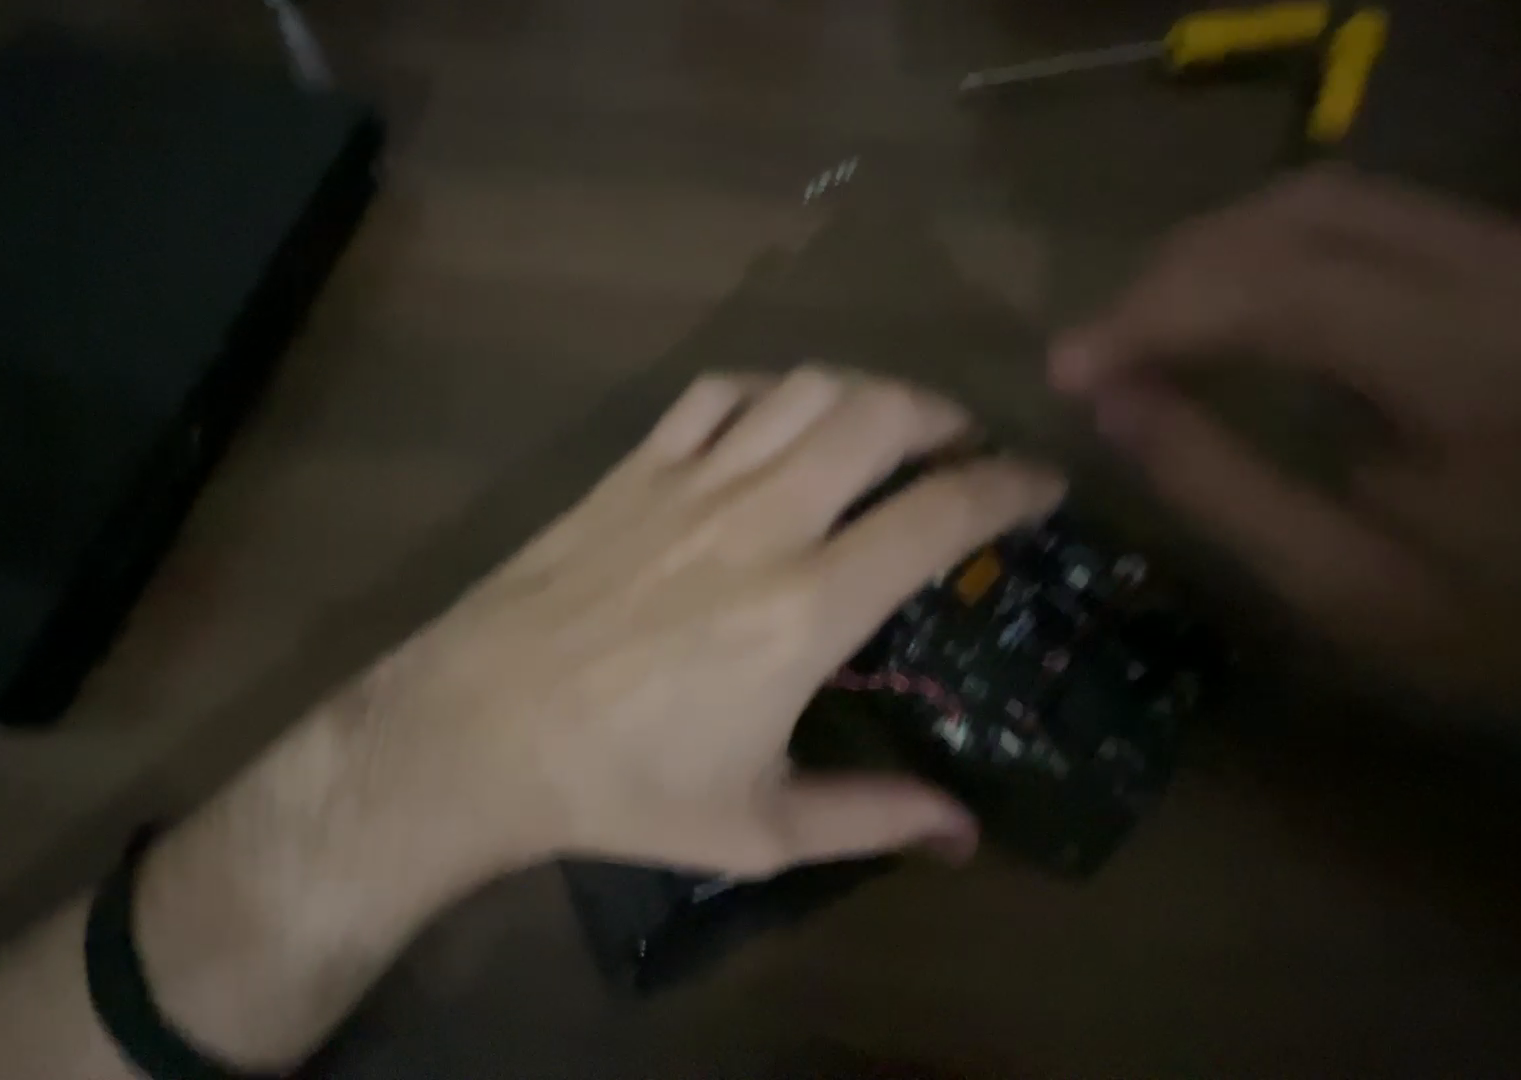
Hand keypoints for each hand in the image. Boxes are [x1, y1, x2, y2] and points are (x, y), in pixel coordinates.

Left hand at [336, 366, 1063, 879]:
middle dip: (943, 415)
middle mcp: (761, 521)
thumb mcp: (757, 827)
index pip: (937, 516)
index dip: (1007, 486)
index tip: (1040, 483)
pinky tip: (779, 419)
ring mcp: (691, 481)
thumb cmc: (620, 787)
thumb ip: (870, 819)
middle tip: (963, 446)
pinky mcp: (633, 469)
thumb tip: (962, 830)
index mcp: (807, 608)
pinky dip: (769, 391)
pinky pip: (717, 394)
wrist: (480, 732)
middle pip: (879, 417)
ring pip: (805, 389)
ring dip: (866, 392)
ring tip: (885, 425)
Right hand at [1050, 166, 1520, 716]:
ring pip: (1333, 204)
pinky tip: (1230, 316)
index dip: (1146, 316)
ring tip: (1149, 331)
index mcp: (1481, 370)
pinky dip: (1270, 258)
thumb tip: (1108, 402)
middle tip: (1100, 352)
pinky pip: (1372, 223)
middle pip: (1298, 216)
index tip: (1062, 370)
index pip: (1275, 287)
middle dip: (1169, 276)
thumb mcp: (1343, 586)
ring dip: (1214, 258)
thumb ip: (1216, 486)